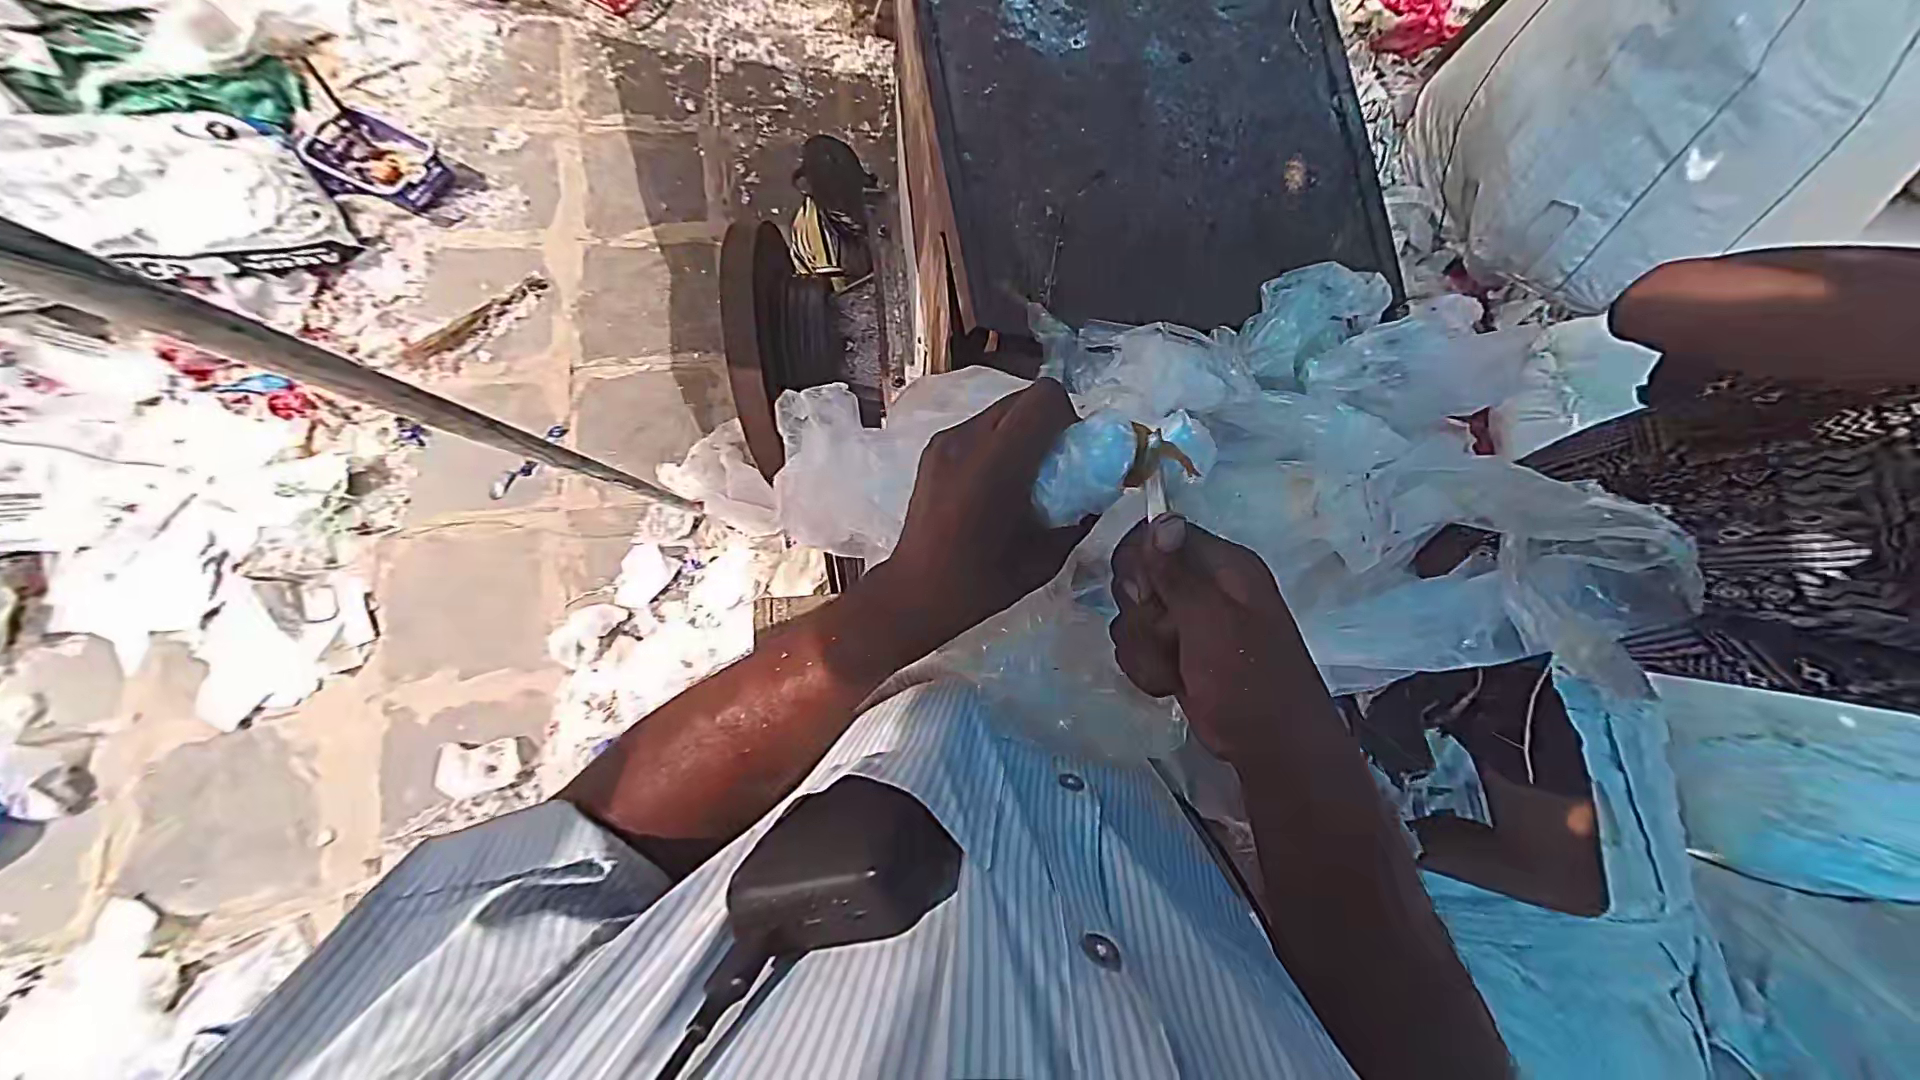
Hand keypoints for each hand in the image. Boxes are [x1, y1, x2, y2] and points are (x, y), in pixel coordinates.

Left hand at [875, 378, 1094, 649]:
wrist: (916, 590)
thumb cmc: (981, 583)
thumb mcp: (1045, 557)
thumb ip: (1079, 517)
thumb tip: (1101, 491)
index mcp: (995, 468)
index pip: (1044, 400)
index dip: (1068, 418)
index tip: (1072, 454)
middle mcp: (965, 442)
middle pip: (1024, 398)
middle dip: (1048, 424)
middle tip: (1053, 466)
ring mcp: (944, 442)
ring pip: (1000, 410)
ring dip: (1022, 432)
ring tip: (1022, 477)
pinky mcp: (933, 448)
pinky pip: (979, 427)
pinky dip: (998, 443)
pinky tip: (994, 483)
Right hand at [1109, 514, 1339, 761]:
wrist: (1270, 746)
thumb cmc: (1249, 680)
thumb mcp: (1212, 622)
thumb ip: (1178, 572)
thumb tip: (1161, 515)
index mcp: (1221, 565)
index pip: (1154, 536)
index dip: (1140, 565)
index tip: (1146, 596)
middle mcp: (1202, 585)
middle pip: (1135, 577)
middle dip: (1142, 615)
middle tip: (1169, 637)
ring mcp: (1186, 619)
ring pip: (1130, 616)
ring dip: (1144, 649)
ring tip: (1176, 669)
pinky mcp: (1173, 650)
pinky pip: (1135, 645)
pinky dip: (1147, 668)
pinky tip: (1171, 683)